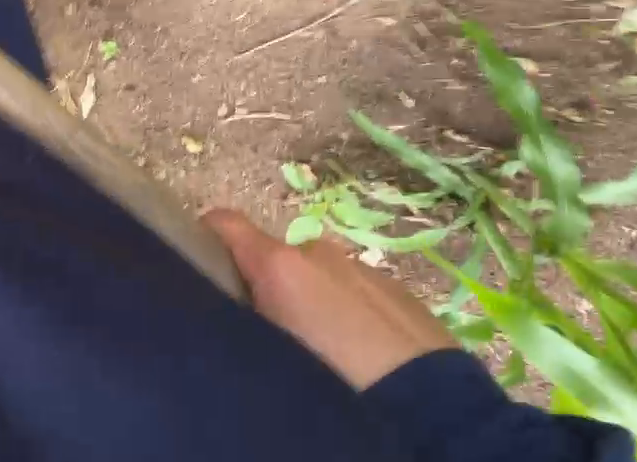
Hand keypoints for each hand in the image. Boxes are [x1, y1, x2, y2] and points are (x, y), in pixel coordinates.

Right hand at [203, 208, 456, 388]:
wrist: (435, 414)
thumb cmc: (332, 375)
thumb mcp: (267, 345)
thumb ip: (243, 310)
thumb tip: (225, 301)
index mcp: (278, 261)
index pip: (222, 222)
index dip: (205, 238)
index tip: (201, 270)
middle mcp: (317, 251)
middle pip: (273, 255)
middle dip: (267, 282)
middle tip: (270, 328)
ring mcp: (363, 269)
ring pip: (318, 276)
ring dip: (312, 299)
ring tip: (322, 348)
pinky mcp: (401, 293)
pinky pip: (357, 293)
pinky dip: (349, 313)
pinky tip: (361, 355)